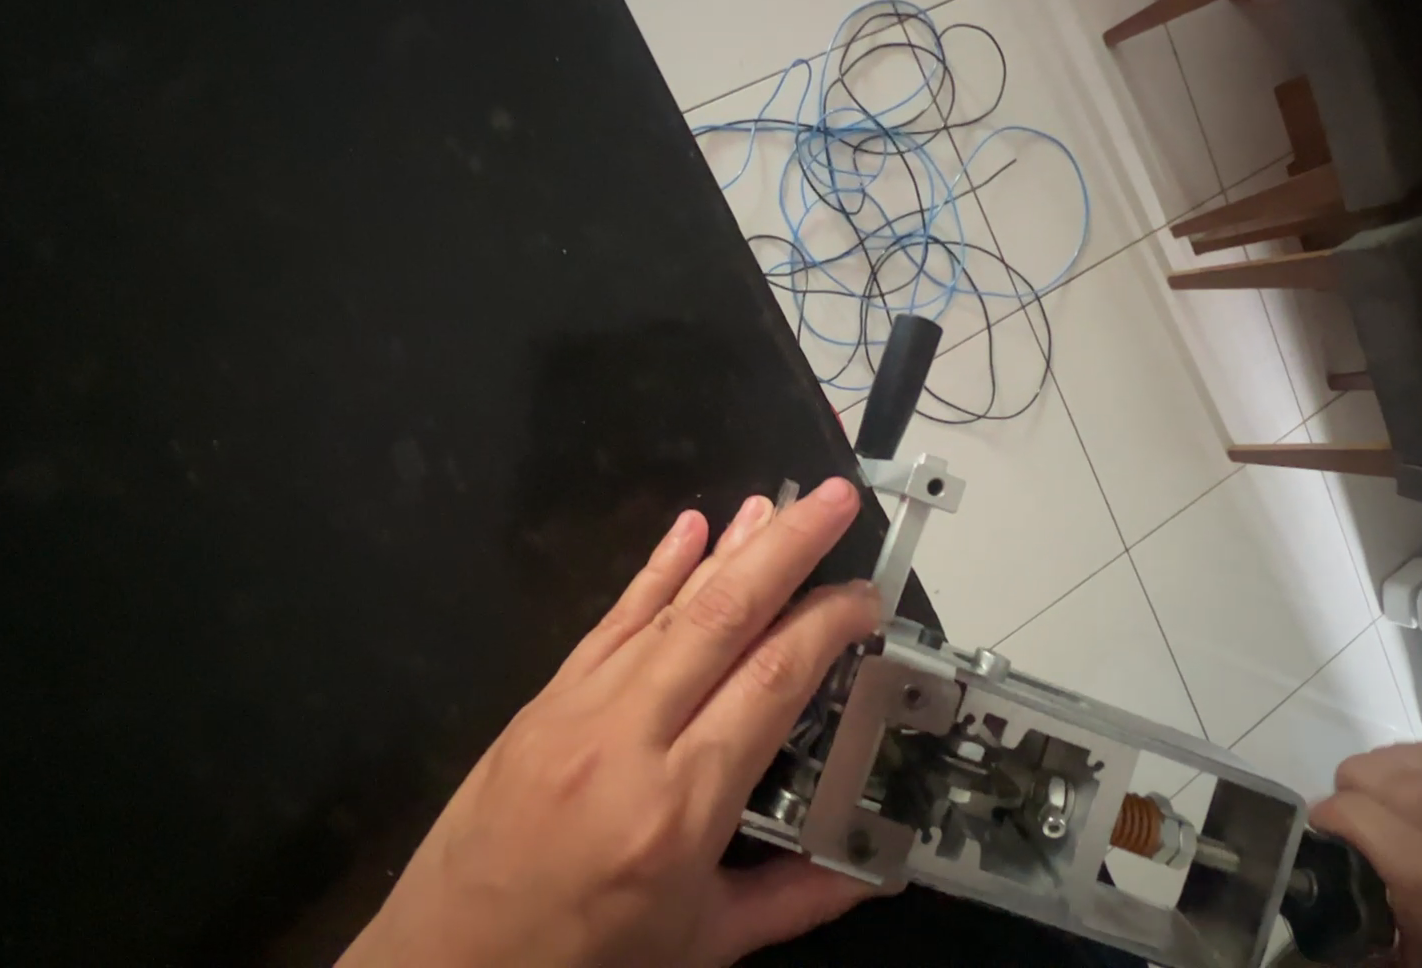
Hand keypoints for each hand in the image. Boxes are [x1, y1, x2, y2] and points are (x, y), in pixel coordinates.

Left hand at [339, 478, 883, 967]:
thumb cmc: (581, 963)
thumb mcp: (700, 947)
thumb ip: (794, 899)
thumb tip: (873, 874)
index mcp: (681, 806)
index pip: (772, 681)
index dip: (825, 625)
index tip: (864, 599)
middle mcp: (632, 737)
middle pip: (726, 617)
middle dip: (789, 548)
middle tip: (836, 500)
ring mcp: (582, 705)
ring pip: (672, 606)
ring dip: (732, 547)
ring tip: (780, 503)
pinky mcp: (548, 695)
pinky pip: (611, 619)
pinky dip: (656, 568)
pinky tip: (689, 527)